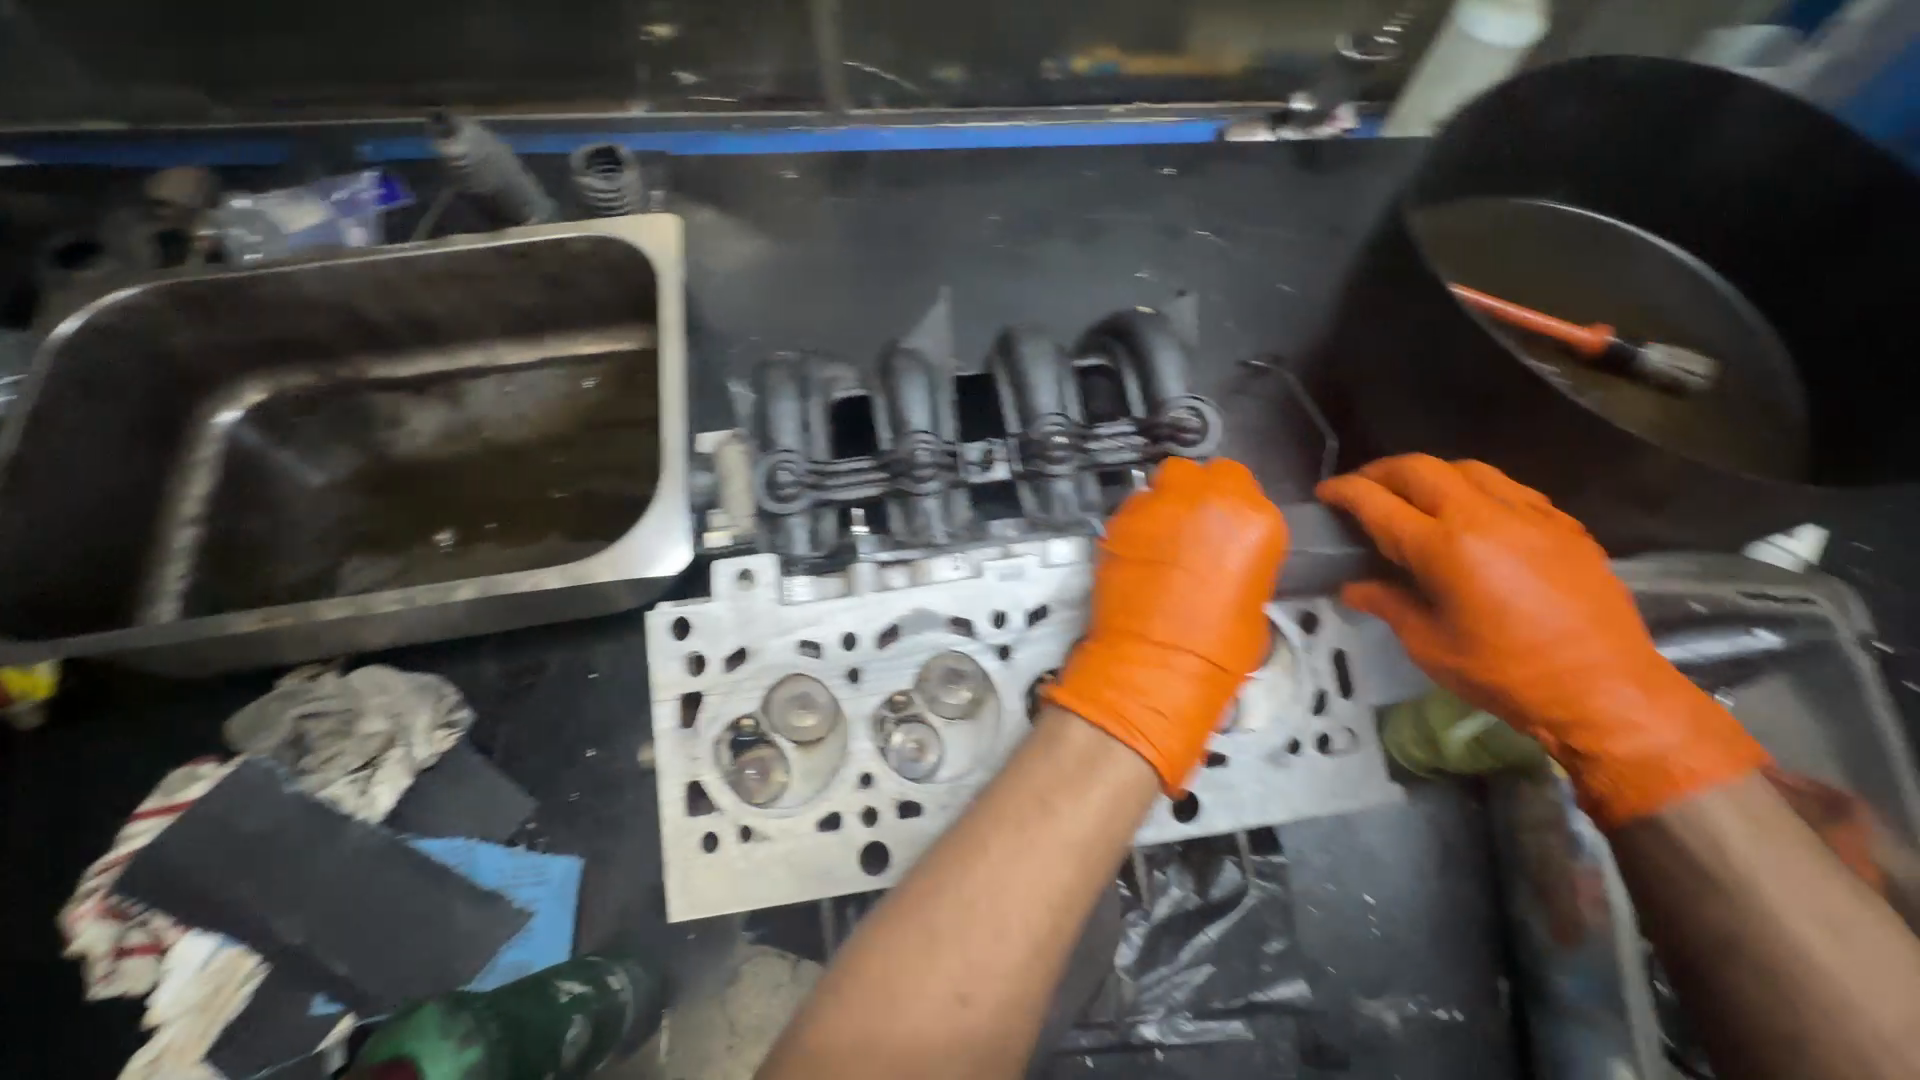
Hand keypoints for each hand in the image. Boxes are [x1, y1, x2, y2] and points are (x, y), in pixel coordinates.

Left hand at [1044, 457, 1286, 792]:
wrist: (1155, 665)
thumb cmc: (1219, 649)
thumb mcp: (1254, 599)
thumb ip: (1242, 559)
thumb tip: (1223, 555)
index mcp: (1254, 519)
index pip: (1246, 489)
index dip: (1232, 508)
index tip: (1224, 529)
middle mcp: (1207, 498)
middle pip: (1203, 474)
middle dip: (1199, 494)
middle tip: (1194, 527)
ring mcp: (1158, 505)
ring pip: (1163, 482)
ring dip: (1167, 503)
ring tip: (1164, 535)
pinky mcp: (1119, 520)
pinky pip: (1133, 508)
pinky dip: (1138, 523)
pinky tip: (1138, 550)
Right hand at [1318, 454, 1767, 827]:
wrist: (1606, 690)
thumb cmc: (1506, 675)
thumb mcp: (1429, 647)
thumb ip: (1388, 605)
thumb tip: (1354, 586)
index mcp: (1444, 548)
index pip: (1377, 502)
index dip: (1344, 492)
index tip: (1325, 493)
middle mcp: (1484, 516)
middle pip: (1419, 469)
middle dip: (1380, 471)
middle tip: (1361, 488)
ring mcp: (1530, 515)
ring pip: (1467, 468)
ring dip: (1429, 473)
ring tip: (1413, 494)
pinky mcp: (1563, 524)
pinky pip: (1509, 487)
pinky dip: (1475, 488)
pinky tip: (1471, 512)